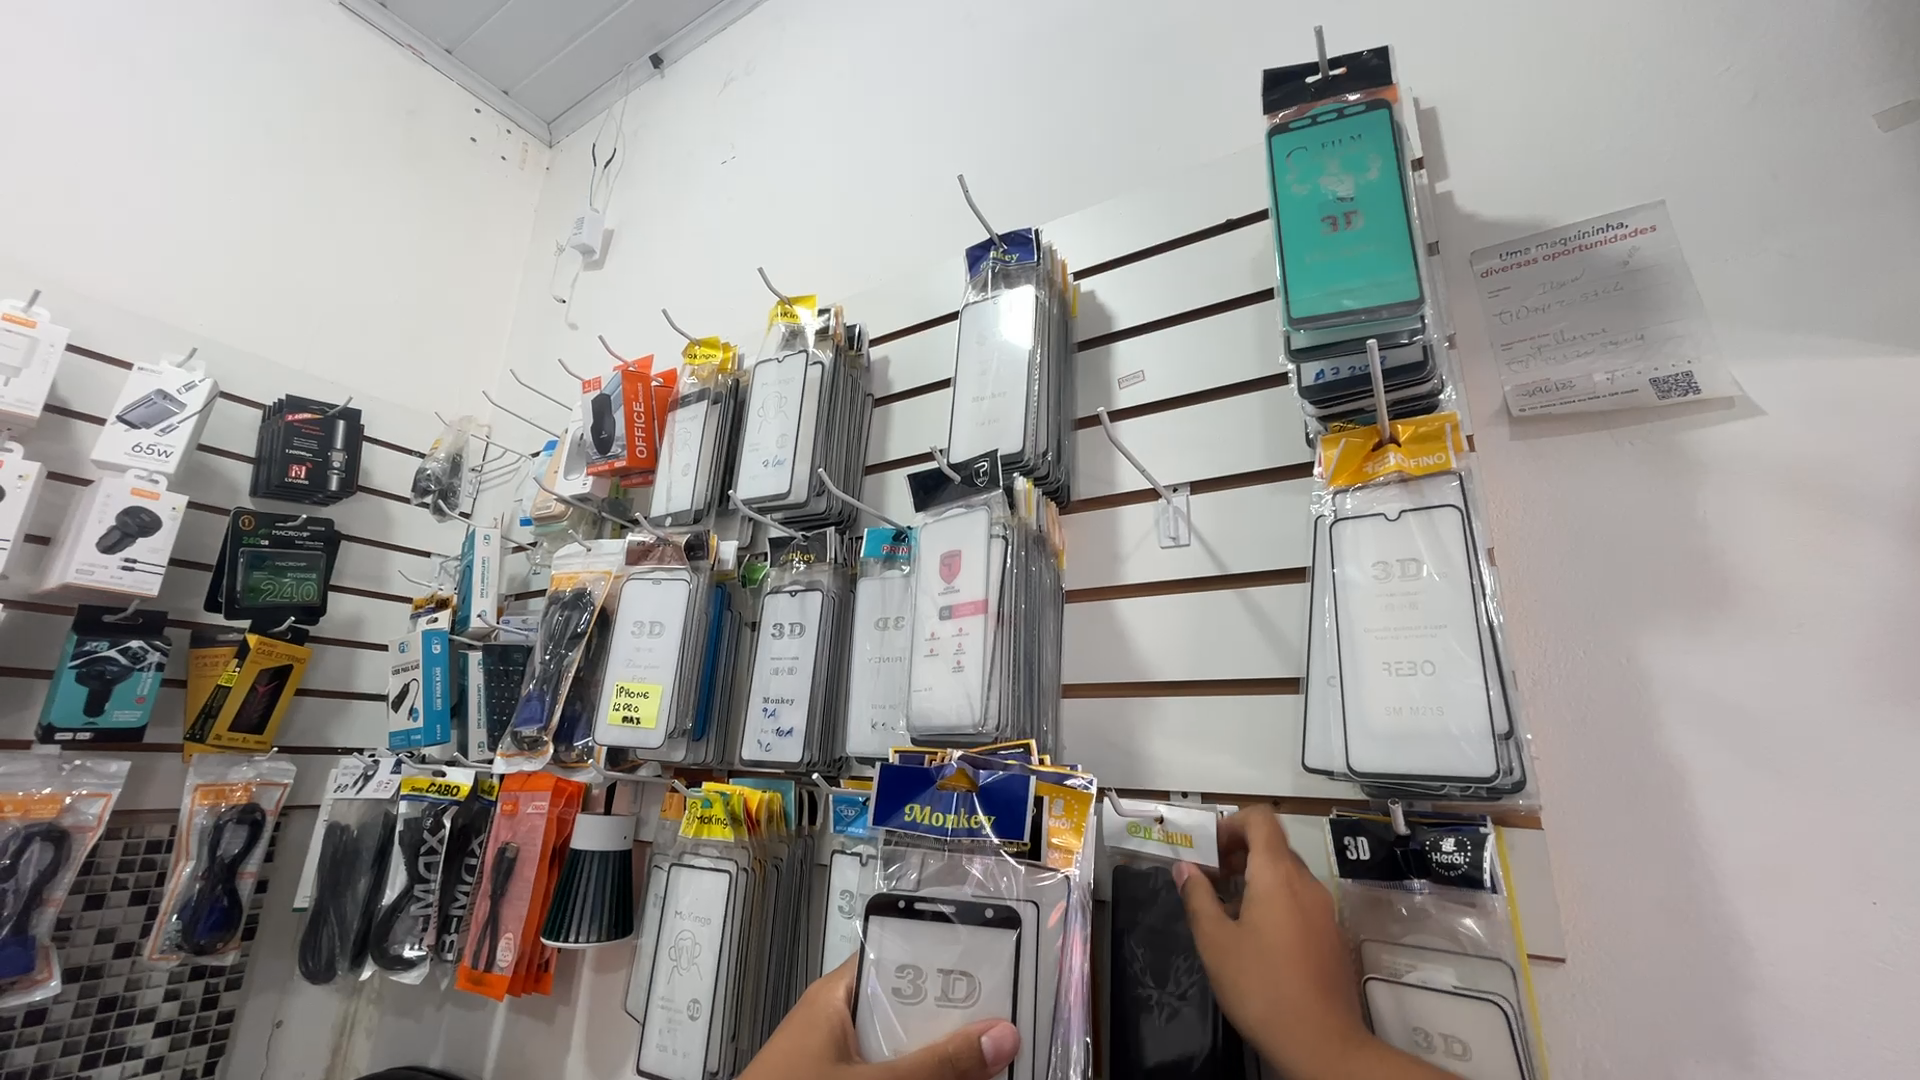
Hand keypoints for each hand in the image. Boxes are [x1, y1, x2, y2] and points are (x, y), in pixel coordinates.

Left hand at [739, 957, 1020, 1079]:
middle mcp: (838, 1018)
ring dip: (937, 1056)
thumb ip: (936, 1066)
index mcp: (837, 994)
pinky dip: (914, 1078)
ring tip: (992, 1059)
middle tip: (1003, 1022)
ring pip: (899, 1047)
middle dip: (951, 1018)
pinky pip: (885, 1072)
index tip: (993, 969)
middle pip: (906, 1007)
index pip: (899, 956)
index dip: (945, 959)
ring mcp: (836, 1058)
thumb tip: (1006, 1034)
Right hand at [1173, 808, 1377, 1078]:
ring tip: (1230, 910)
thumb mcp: (1215, 942)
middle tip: (1211, 880)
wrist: (1325, 1047)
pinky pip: (1300, 900)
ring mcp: (1325, 909)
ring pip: (1287, 874)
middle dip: (1239, 852)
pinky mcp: (1333, 935)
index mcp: (1276, 875)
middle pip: (1273, 845)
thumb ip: (1197, 898)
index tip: (1210, 850)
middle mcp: (1306, 882)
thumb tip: (1184, 868)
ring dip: (1256, 878)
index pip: (1261, 818)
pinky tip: (1258, 937)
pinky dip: (1276, 901)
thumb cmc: (1262, 987)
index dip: (1232, 823)